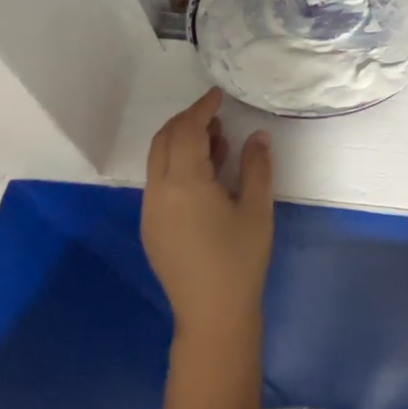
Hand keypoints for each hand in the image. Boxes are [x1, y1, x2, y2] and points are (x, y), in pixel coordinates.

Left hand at [142, 88, 274, 338]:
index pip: (187, 131)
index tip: (218, 95)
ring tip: (216, 140)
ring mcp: (150, 209)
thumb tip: (257, 136)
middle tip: (216, 114)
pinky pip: (159, 181)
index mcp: (185, 183)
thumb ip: (256, 166)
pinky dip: (177, 165)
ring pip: (158, 161)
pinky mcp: (151, 226)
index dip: (202, 109)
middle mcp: (159, 191)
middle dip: (187, 121)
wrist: (213, 313)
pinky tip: (205, 174)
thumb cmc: (241, 260)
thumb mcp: (257, 209)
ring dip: (181, 142)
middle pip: (164, 140)